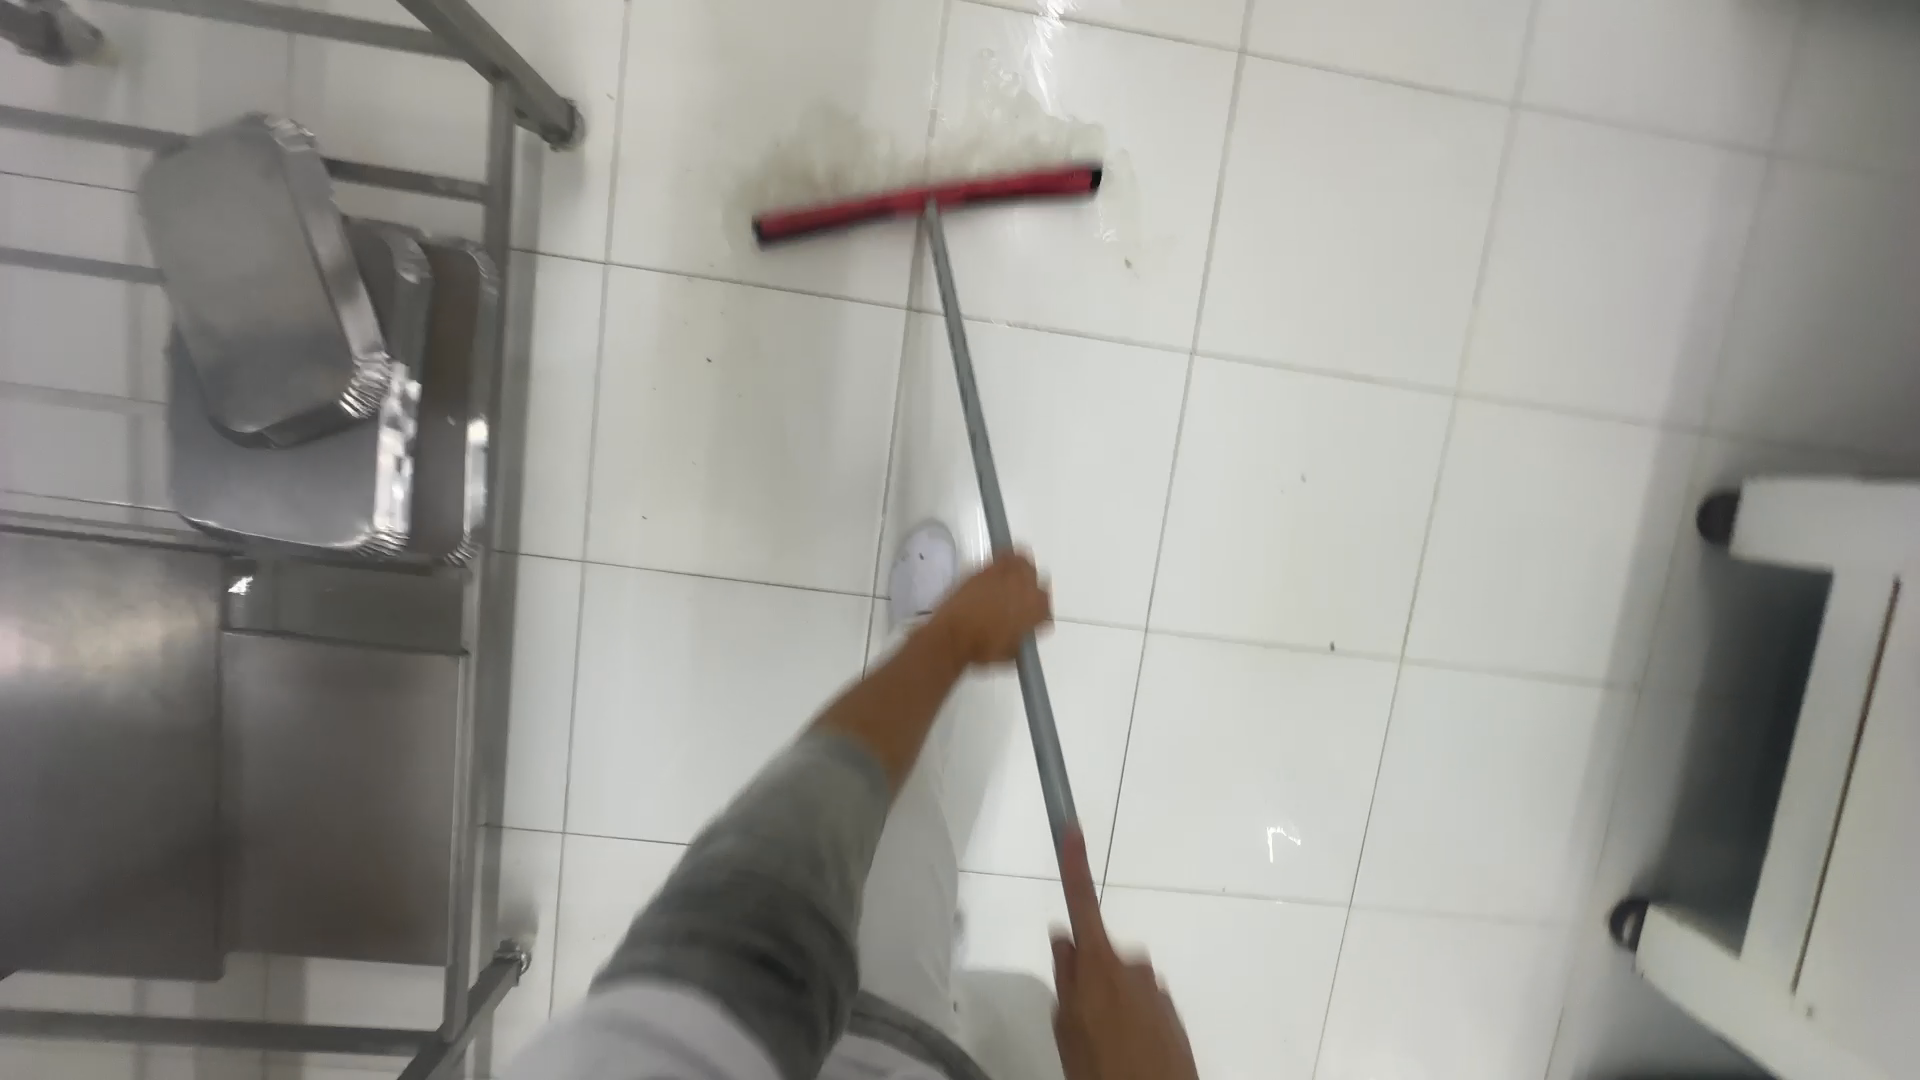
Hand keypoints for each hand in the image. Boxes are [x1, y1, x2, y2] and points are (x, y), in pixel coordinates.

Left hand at [926, 550, 1051, 666]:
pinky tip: (997, 571)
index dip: (1037, 613)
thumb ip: (1024, 637)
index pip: (1046, 606)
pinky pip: (1003, 556)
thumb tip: (1023, 630)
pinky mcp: (988, 568)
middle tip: (1018, 599)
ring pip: (1024, 563)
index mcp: (1036, 609)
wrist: (953, 635)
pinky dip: (1003, 562)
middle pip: (1038, 580)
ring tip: (1010, 580)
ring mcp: (1007, 575)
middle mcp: (1027, 588)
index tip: (1028, 618)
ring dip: (1020, 571)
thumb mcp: (1011, 652)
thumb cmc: (983, 649)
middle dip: (1030, 589)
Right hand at [1051, 831, 1198, 1079]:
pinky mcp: (1175, 1015)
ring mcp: (1157, 989)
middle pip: (1102, 956)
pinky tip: (1130, 1057)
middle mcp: (1132, 965)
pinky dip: (1136, 1025)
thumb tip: (1063, 939)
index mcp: (1099, 964)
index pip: (1081, 902)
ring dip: (1115, 1006)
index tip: (1072, 825)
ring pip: (1125, 986)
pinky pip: (1146, 1007)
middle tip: (1082, 1024)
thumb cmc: (1100, 1070)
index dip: (1075, 862)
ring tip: (1107, 1050)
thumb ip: (1064, 978)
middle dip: (1092, 978)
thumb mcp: (1066, 1028)